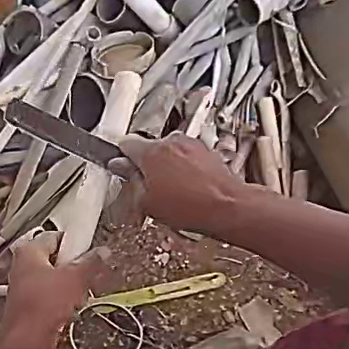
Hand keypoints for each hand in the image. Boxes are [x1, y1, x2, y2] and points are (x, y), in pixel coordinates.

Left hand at [1, 232, 107, 343]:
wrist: (27, 340)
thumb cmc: (42, 305)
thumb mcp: (75, 279)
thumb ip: (91, 263)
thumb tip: (101, 252)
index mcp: (28, 252)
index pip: (54, 236)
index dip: (74, 242)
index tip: (88, 249)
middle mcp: (21, 267)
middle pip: (54, 259)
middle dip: (73, 267)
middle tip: (87, 274)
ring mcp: (22, 287)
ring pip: (52, 279)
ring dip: (69, 286)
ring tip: (80, 293)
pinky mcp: (26, 306)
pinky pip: (49, 297)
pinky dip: (61, 301)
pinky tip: (70, 309)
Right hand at [111, 134, 255, 235]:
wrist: (228, 207)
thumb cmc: (190, 206)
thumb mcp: (147, 202)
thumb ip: (130, 181)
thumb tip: (120, 168)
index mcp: (151, 151)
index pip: (126, 145)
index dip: (121, 159)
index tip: (121, 169)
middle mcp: (172, 141)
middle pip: (149, 149)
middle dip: (146, 166)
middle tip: (147, 189)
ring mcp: (191, 144)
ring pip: (170, 153)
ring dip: (166, 168)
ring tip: (171, 193)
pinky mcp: (207, 152)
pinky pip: (187, 158)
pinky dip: (185, 170)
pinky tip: (187, 190)